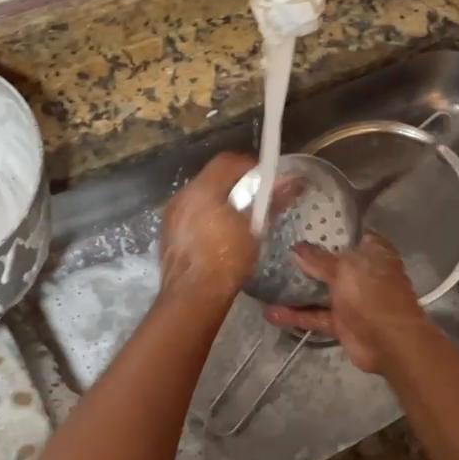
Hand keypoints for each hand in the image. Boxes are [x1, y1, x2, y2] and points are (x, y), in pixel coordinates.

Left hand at [158, 152, 258, 301]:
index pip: (227, 162)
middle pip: (211, 179)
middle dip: (235, 185)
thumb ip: (270, 202)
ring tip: (239, 220)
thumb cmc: (226, 261)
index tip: (266, 178)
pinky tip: (219, 238)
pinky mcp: (167, 235)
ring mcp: (170, 217)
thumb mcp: (253, 230)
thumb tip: (291, 181)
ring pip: (199, 199)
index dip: (249, 165)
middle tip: (255, 200)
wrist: (192, 297)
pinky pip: (189, 217)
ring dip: (219, 203)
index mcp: (201, 190)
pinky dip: (205, 219)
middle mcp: (181, 197)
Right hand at [263, 234, 433, 373]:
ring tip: (266, 283)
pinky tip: (271, 313)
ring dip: (297, 290)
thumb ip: (318, 259)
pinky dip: (296, 316)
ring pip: (320, 291)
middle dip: (306, 261)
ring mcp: (352, 300)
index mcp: (372, 253)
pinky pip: (316, 316)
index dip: (327, 231)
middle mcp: (363, 274)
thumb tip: (296, 248)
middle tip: (276, 252)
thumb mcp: (344, 269)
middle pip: (330, 264)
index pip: (349, 235)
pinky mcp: (342, 323)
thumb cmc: (371, 295)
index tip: (299, 227)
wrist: (390, 343)